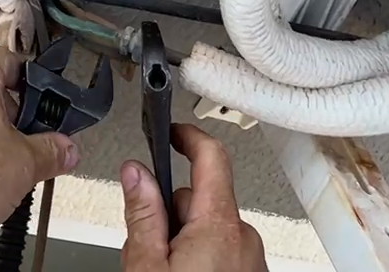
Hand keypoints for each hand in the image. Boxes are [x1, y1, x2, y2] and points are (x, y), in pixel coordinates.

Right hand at [121, 124, 266, 271]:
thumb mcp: (148, 267)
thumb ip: (142, 216)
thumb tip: (135, 173)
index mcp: (219, 226)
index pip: (211, 155)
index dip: (188, 136)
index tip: (171, 131)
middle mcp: (244, 239)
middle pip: (202, 199)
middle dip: (171, 212)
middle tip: (148, 243)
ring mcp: (253, 261)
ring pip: (211, 228)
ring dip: (186, 239)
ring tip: (164, 269)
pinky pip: (225, 252)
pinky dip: (203, 258)